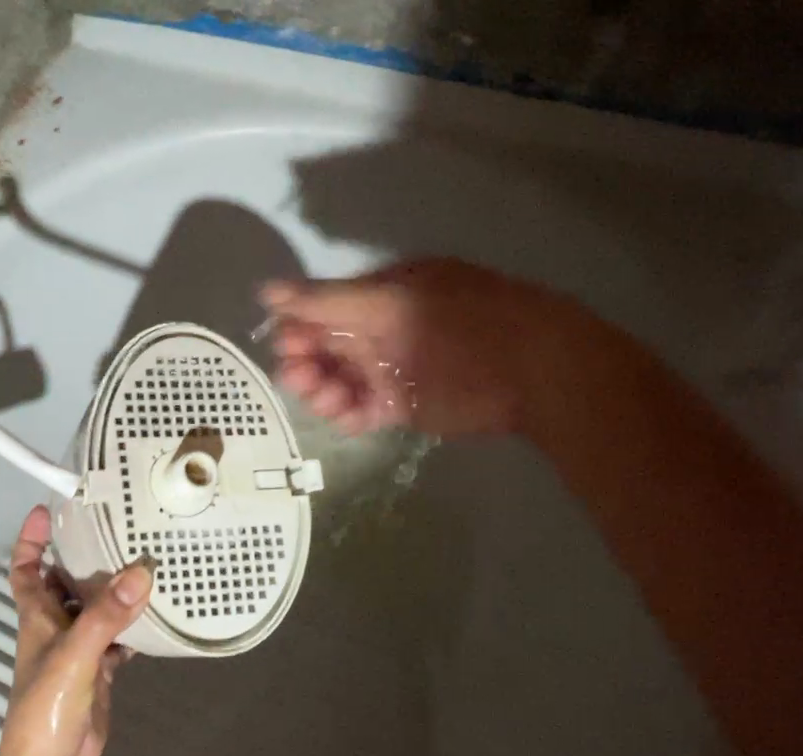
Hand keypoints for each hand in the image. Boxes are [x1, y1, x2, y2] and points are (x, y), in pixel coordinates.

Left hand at [0, 506, 152, 755]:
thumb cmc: (47, 706)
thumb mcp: (75, 655)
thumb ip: (105, 615)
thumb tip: (141, 571)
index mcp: (36, 617)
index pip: (25, 568)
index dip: (30, 539)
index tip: (47, 510)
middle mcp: (53, 627)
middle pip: (63, 582)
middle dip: (82, 556)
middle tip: (116, 528)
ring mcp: (76, 650)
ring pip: (93, 609)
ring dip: (112, 590)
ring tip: (144, 562)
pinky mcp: (96, 672)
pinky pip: (114, 639)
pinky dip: (131, 626)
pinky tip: (155, 615)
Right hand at [260, 257, 621, 437]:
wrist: (537, 374)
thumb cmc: (465, 328)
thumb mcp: (393, 305)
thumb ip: (328, 302)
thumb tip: (266, 292)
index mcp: (382, 294)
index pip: (322, 308)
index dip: (298, 327)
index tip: (286, 345)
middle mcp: (383, 329)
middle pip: (324, 348)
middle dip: (305, 362)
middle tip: (300, 378)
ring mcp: (393, 368)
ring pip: (338, 381)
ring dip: (322, 391)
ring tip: (327, 401)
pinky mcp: (403, 405)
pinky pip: (360, 409)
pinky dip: (346, 415)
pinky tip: (345, 417)